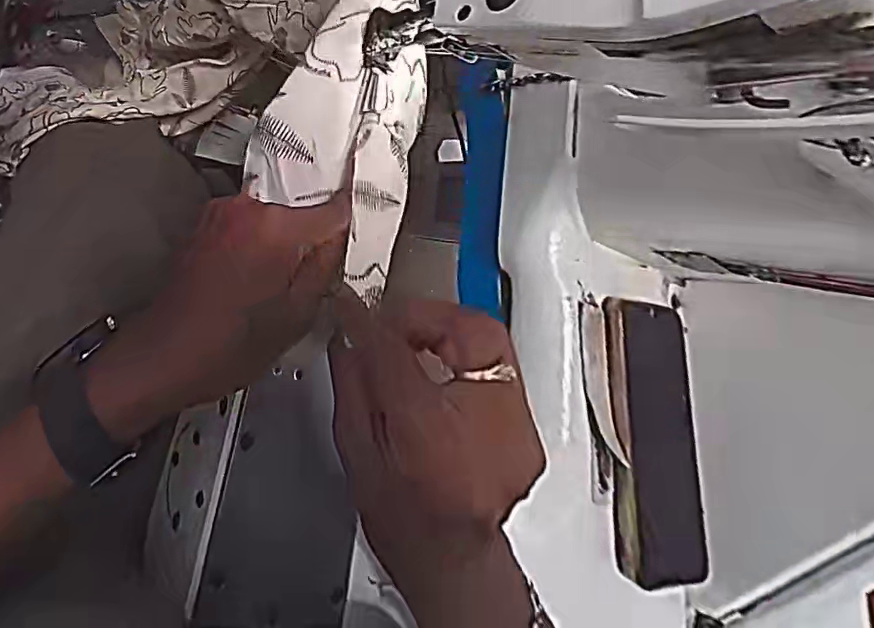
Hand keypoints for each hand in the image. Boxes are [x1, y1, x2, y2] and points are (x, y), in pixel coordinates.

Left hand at [87, 191, 349, 439]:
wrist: (162, 356)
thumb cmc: (220, 346)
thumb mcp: (295, 316)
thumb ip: (325, 265)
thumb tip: (339, 238)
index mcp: (275, 227)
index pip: (332, 204)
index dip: (352, 213)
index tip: (364, 219)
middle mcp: (246, 207)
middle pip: (301, 195)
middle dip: (319, 217)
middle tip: (330, 247)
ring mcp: (222, 211)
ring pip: (275, 203)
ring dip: (290, 224)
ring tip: (294, 263)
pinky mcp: (207, 222)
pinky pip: (250, 214)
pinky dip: (264, 231)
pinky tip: (265, 267)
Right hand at [328, 291, 545, 626]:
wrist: (453, 565)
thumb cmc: (407, 523)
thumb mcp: (358, 452)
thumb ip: (352, 385)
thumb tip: (348, 338)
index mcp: (428, 434)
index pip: (393, 351)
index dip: (369, 322)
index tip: (355, 308)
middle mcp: (482, 426)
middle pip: (464, 330)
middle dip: (423, 315)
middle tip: (395, 321)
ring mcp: (513, 426)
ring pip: (491, 338)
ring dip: (448, 327)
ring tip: (418, 336)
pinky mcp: (525, 426)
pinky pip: (502, 362)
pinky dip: (470, 348)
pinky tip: (445, 357)